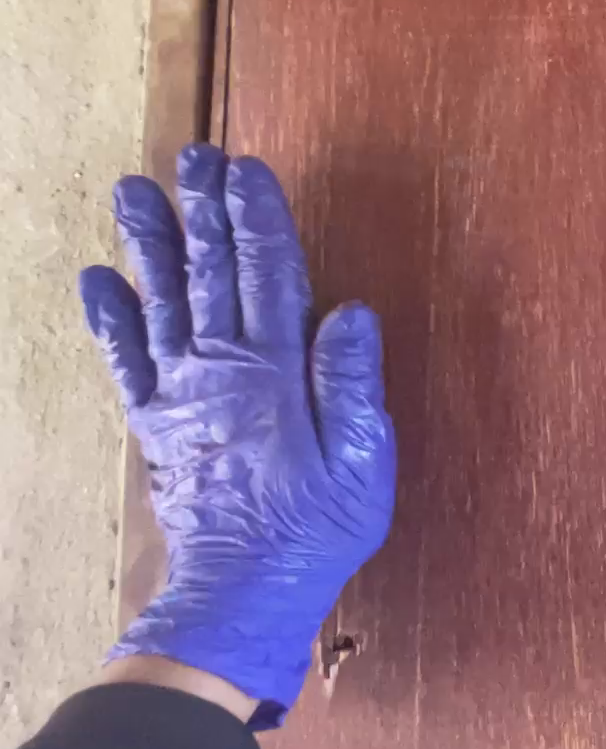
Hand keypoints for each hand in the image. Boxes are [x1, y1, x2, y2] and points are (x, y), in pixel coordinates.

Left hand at [79, 144, 395, 727]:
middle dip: (205, 213)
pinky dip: (110, 316)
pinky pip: (127, 360)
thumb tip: (351, 310)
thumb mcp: (363, 454)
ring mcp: (178, 395)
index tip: (248, 171)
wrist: (243, 591)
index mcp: (271, 373)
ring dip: (151, 244)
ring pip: (162, 303)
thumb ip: (351, 380)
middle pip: (211, 277)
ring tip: (138, 191)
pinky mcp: (157, 423)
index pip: (268, 277)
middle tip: (193, 158)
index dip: (259, 221)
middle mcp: (216, 371)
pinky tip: (99, 279)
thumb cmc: (322, 521)